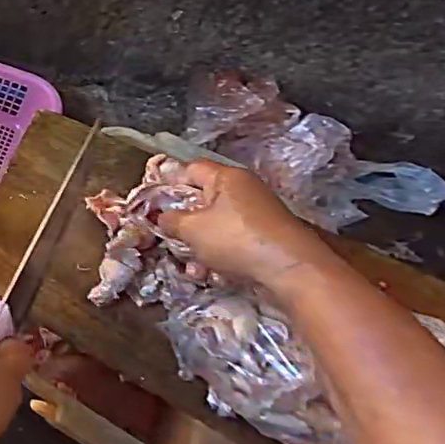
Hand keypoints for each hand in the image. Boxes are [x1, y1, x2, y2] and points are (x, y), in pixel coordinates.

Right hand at [158, 160, 333, 284]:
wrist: (292, 270)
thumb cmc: (236, 240)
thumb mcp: (192, 230)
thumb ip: (170, 220)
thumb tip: (160, 216)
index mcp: (225, 177)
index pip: (189, 168)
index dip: (168, 182)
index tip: (152, 202)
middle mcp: (243, 188)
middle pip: (203, 198)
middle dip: (184, 220)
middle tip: (169, 236)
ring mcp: (258, 213)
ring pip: (217, 223)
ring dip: (200, 244)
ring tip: (192, 267)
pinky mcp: (267, 236)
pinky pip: (234, 239)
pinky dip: (221, 254)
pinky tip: (213, 275)